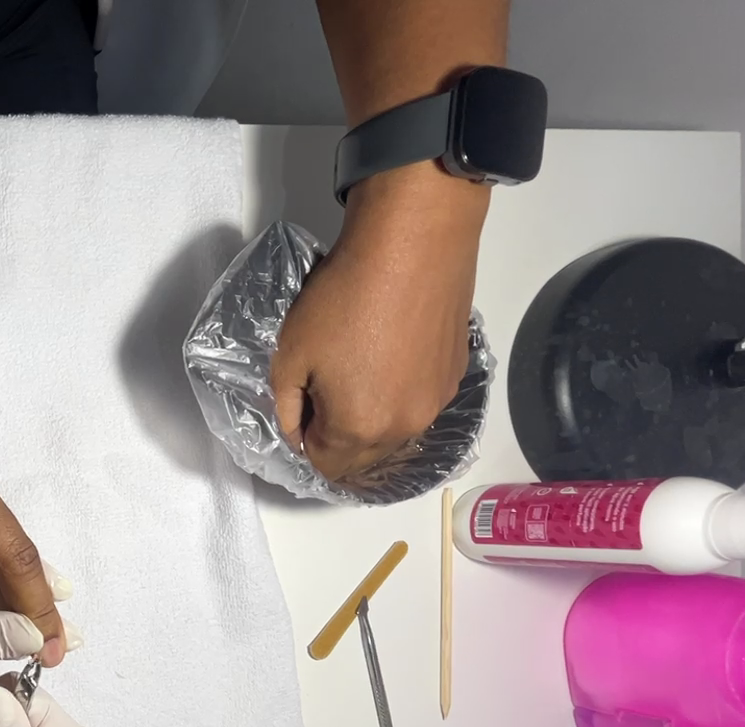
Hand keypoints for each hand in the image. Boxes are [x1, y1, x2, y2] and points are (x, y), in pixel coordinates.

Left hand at [269, 169, 486, 484]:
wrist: (413, 244)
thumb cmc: (339, 304)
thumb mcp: (289, 361)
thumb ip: (286, 409)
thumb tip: (296, 435)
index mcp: (359, 428)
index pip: (325, 465)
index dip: (304, 444)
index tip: (298, 410)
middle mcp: (406, 425)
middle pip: (361, 456)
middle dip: (335, 437)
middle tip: (319, 393)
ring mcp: (437, 400)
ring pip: (391, 433)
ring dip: (367, 419)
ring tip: (351, 376)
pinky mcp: (457, 373)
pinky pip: (415, 404)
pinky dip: (395, 397)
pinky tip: (383, 362)